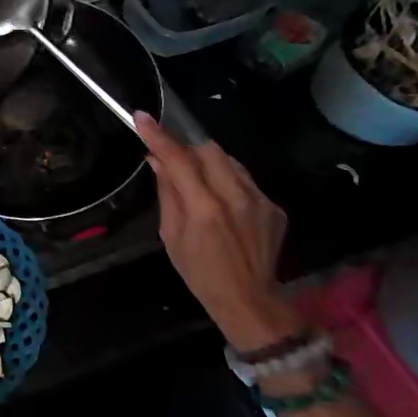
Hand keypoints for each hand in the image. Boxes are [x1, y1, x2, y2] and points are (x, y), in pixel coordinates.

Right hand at [136, 112, 301, 351]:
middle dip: (188, 150)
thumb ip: (168, 194)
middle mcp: (235, 197)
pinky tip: (225, 204)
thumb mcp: (171, 237)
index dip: (159, 136)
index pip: (178, 159)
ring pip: (230, 160)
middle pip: (209, 150)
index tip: (143, 117)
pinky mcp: (274, 206)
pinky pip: (246, 179)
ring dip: (210, 164)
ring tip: (201, 185)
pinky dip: (229, 182)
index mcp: (204, 209)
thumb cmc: (200, 273)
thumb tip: (158, 160)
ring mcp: (259, 200)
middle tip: (176, 164)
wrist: (248, 299)